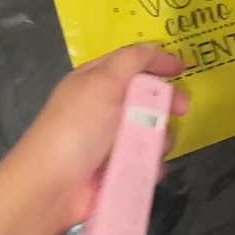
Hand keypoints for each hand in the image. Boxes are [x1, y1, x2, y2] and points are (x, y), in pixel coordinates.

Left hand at [0, 43, 189, 234]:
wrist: (52, 186)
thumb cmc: (78, 127)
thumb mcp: (103, 83)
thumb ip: (131, 60)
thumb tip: (153, 47)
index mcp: (96, 80)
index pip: (132, 62)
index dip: (157, 61)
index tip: (183, 69)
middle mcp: (105, 106)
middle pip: (147, 96)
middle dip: (166, 102)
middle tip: (182, 109)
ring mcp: (112, 138)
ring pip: (153, 129)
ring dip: (160, 137)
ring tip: (155, 147)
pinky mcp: (118, 165)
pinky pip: (148, 158)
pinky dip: (152, 162)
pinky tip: (149, 167)